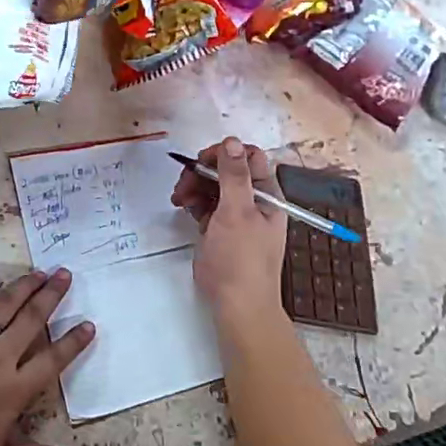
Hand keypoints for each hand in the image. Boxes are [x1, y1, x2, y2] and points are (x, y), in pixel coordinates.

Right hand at [171, 137, 287, 323]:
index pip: (248, 157)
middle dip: (203, 171)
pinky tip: (183, 208)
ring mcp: (236, 215)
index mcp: (266, 194)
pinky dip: (194, 202)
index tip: (202, 161)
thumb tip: (231, 141)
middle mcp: (253, 201)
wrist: (237, 304)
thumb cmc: (241, 257)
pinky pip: (206, 205)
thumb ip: (234, 175)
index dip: (224, 153)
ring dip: (194, 186)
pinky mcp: (220, 229)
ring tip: (179, 199)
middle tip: (183, 182)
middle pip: (227, 170)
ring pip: (213, 186)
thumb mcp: (238, 212)